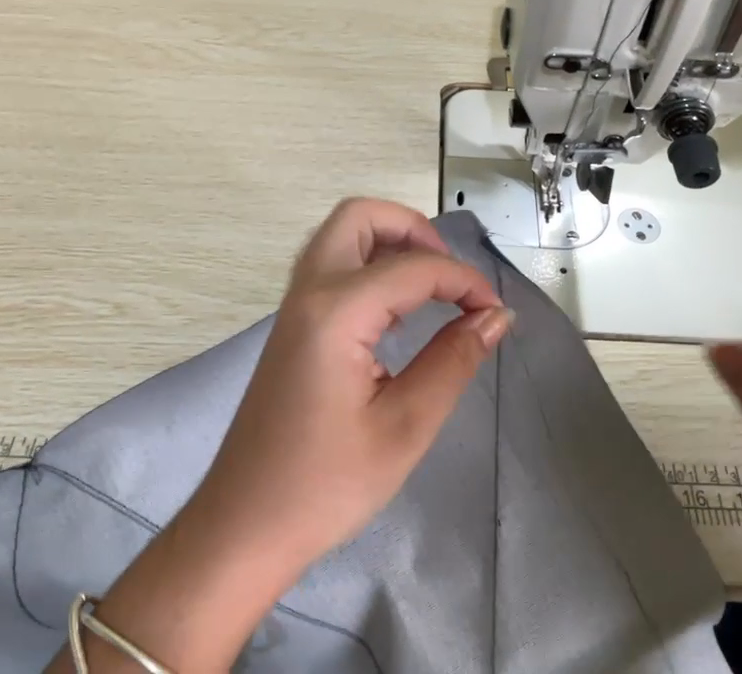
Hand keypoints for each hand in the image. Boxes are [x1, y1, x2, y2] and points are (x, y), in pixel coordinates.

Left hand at [67, 199, 510, 673]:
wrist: (245, 526)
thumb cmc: (326, 485)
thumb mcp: (405, 427)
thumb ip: (454, 360)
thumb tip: (495, 316)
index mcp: (336, 312)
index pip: (414, 268)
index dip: (465, 281)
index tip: (497, 313)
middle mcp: (308, 292)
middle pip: (359, 217)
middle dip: (414, 230)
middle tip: (452, 277)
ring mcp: (293, 308)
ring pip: (340, 237)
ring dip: (389, 243)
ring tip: (433, 287)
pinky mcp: (291, 328)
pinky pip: (331, 267)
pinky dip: (370, 265)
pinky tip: (398, 312)